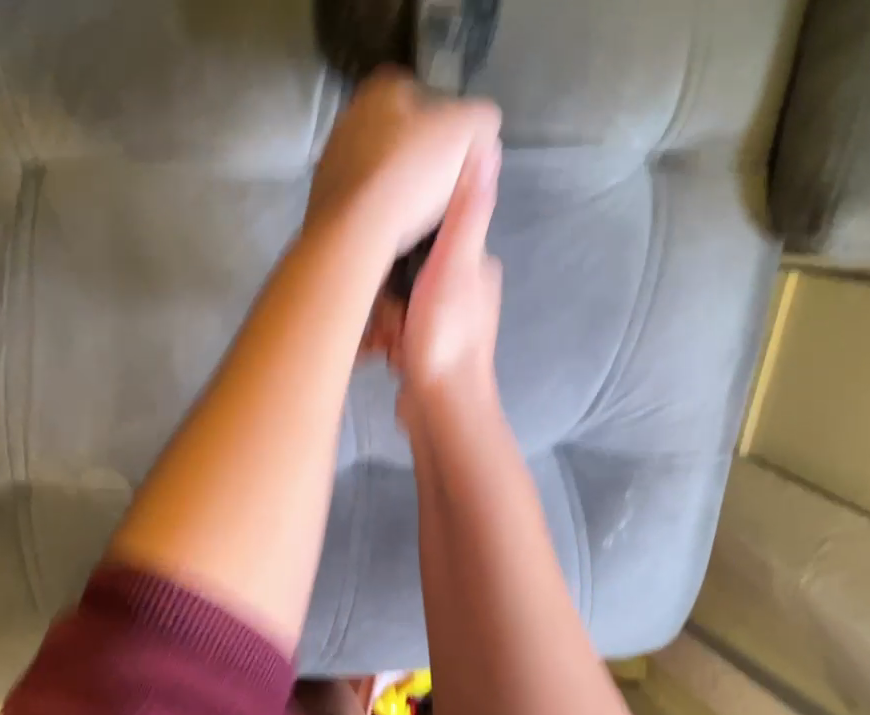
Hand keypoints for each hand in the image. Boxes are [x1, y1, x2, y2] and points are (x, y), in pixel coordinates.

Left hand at [305, 69, 502, 253]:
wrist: (354, 231)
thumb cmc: (411, 171)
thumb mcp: (470, 131)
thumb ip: (483, 120)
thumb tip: (482, 129)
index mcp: (384, 86)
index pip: (429, 94)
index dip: (452, 124)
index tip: (463, 153)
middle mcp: (350, 115)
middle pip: (403, 134)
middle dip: (425, 156)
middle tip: (446, 183)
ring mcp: (332, 158)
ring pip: (382, 168)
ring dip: (402, 185)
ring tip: (422, 212)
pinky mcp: (324, 198)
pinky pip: (365, 199)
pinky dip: (380, 209)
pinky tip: (395, 226)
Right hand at [367, 138, 503, 425]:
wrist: (442, 409)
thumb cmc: (445, 336)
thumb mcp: (453, 265)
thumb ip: (466, 213)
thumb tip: (486, 150)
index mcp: (476, 265)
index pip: (431, 235)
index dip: (403, 249)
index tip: (389, 267)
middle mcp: (465, 291)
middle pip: (408, 272)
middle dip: (390, 295)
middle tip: (389, 316)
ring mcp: (447, 324)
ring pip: (398, 304)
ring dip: (385, 322)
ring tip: (387, 341)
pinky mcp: (430, 352)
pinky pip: (396, 334)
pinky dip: (386, 343)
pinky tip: (384, 355)